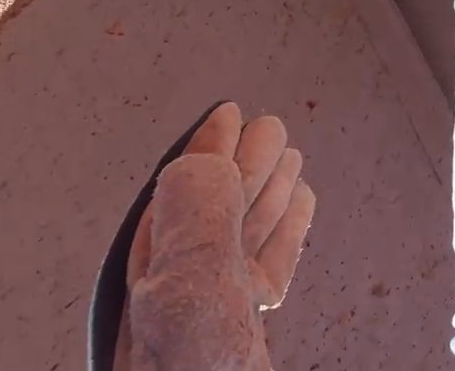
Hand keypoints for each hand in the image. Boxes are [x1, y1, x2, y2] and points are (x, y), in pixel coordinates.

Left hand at [118, 103, 315, 370]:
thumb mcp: (193, 316)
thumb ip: (195, 237)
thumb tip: (200, 162)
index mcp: (159, 291)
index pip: (182, 199)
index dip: (206, 152)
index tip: (227, 114)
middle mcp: (181, 305)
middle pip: (215, 212)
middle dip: (243, 164)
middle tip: (266, 127)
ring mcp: (214, 324)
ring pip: (242, 239)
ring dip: (266, 193)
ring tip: (283, 160)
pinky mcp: (247, 340)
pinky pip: (266, 272)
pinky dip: (285, 234)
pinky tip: (295, 216)